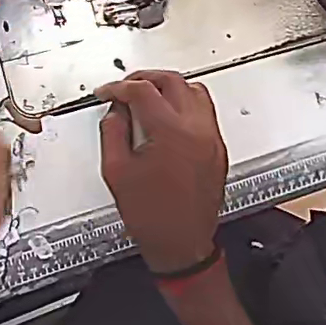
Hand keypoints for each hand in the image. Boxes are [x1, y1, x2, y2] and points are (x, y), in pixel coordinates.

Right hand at [97, 71, 228, 273]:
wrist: (181, 245)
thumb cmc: (152, 217)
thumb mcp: (116, 170)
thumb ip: (112, 131)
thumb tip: (116, 110)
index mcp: (170, 133)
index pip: (142, 91)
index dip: (119, 87)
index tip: (107, 92)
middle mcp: (197, 131)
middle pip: (172, 81)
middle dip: (144, 79)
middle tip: (125, 87)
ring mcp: (211, 138)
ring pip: (194, 90)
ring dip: (168, 87)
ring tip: (147, 96)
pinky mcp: (218, 148)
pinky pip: (204, 111)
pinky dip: (185, 103)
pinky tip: (167, 114)